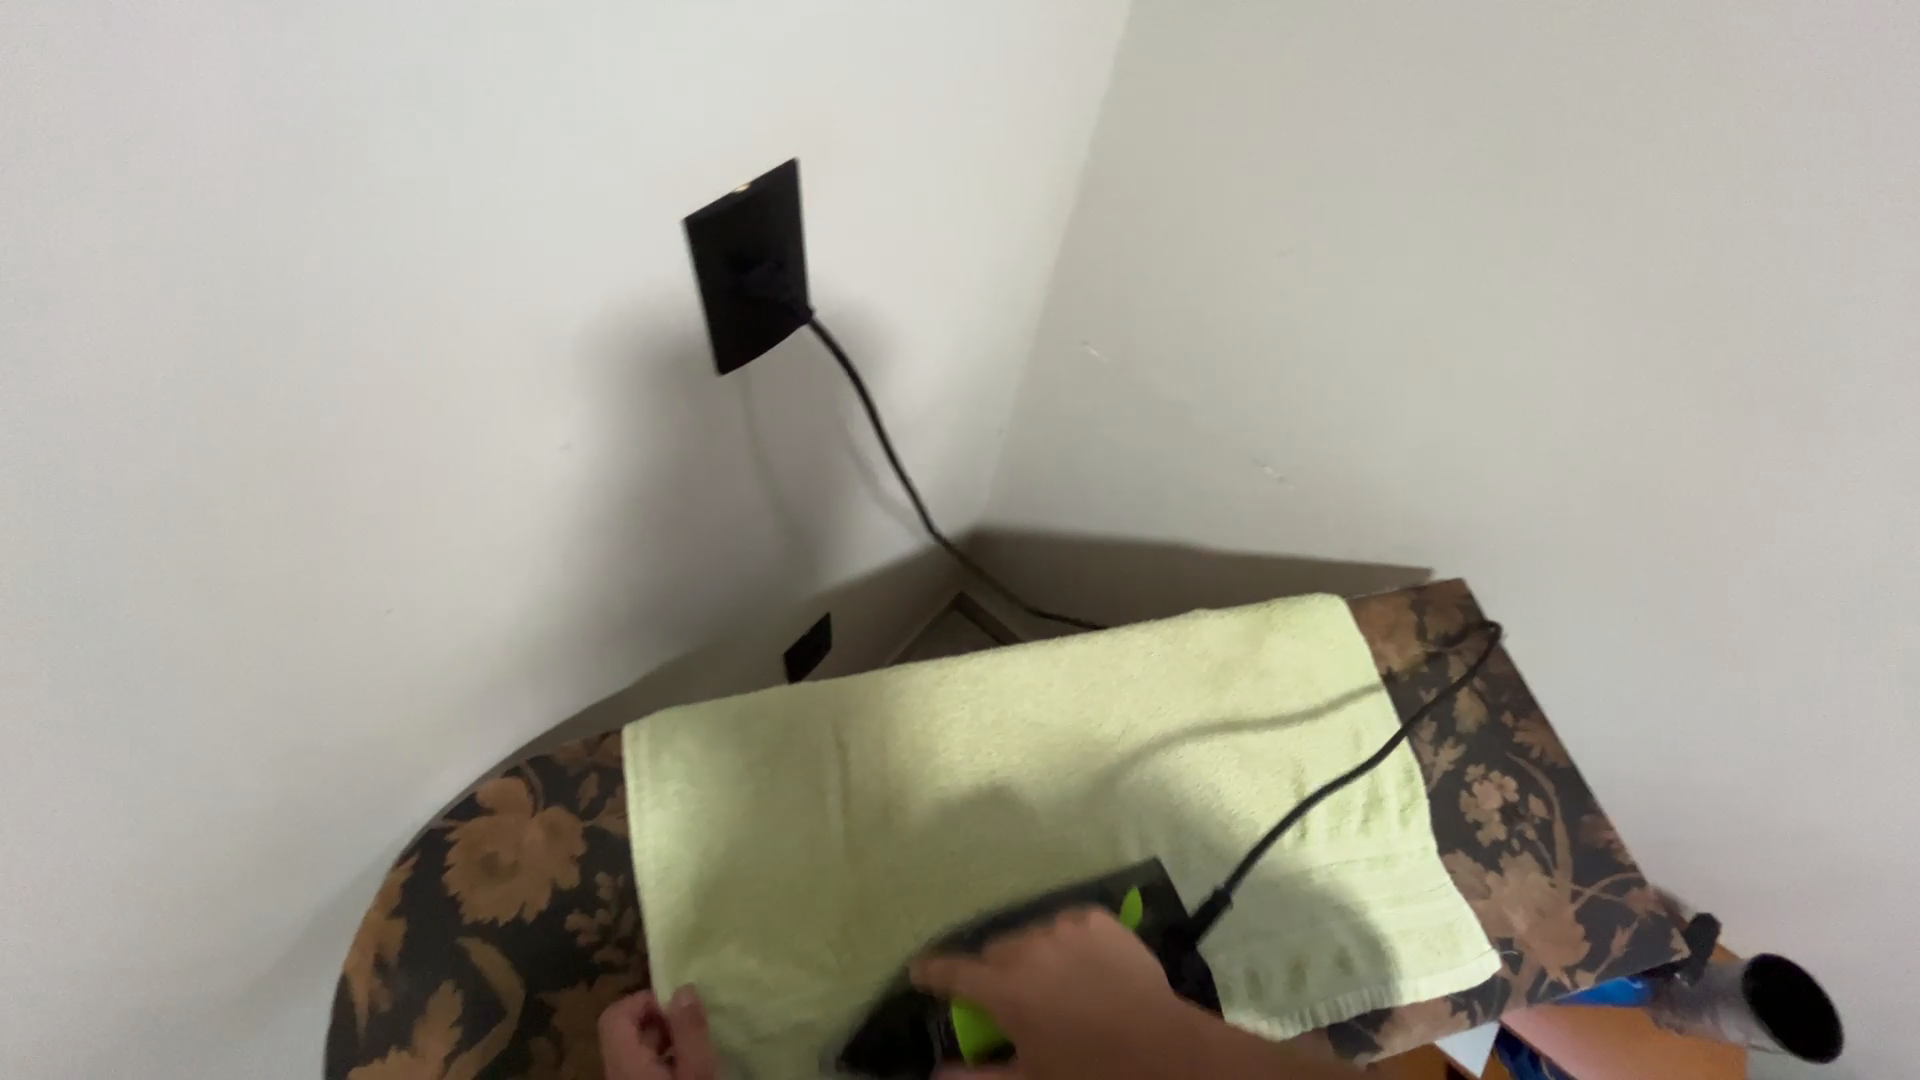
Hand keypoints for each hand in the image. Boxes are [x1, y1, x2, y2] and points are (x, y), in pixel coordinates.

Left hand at [598, 986, 719, 1079]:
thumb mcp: (697, 1071)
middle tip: (692, 1025)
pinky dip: (663, 1058)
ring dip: (665, 1039)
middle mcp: (615, 1072)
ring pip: (637, 1049)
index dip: (645, 1002)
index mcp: (624, 1063)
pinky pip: (642, 1067)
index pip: (615, 1015)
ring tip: (695, 1045)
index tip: (677, 1007)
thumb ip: (690, 1030)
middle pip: (627, 1030)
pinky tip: (688, 1068)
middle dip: (661, 1019)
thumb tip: (684, 987)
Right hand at [911, 908, 1200, 1079]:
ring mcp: (1064, 926)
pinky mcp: (1095, 917)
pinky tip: (1083, 969)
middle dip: (992, 973)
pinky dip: (1064, 944)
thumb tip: (935, 1074)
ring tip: (1053, 986)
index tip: (919, 972)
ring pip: (1030, 936)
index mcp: (1006, 988)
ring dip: (1030, 957)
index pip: (954, 972)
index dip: (933, 972)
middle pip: (994, 952)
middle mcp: (1028, 946)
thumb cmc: (1090, 1073)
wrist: (1165, 1052)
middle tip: (1007, 1000)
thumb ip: (976, 1079)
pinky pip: (1065, 926)